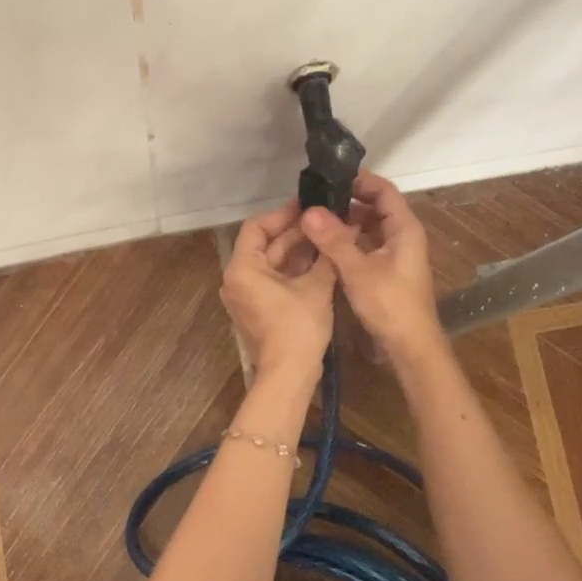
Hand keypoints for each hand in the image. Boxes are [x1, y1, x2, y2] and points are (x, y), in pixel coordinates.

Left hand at [221, 202, 336, 379]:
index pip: (257, 227)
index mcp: (242, 269)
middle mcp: (237, 280)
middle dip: (296, 233)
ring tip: (328, 236)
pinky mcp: (258, 310)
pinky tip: (322, 260)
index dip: (283, 214)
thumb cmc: (297, 328)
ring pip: (273, 264)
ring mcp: (247, 296)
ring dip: (299, 251)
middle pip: (266, 245)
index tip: (309, 206)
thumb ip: (326, 255)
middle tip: (325, 219)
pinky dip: (295, 271)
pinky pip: (275, 281)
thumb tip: (344, 229)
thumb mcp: (316, 287)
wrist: (288, 374)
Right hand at [298, 172, 444, 359]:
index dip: (360, 181)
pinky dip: (349, 244)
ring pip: (370, 230)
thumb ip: (334, 239)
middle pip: (376, 209)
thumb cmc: (390, 305)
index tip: (330, 178)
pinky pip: (367, 248)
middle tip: (316, 201)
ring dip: (346, 225)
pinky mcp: (387, 273)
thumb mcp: (358, 270)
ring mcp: (396, 256)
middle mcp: (402, 237)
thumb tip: (309, 210)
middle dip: (348, 203)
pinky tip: (326, 248)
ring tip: (316, 222)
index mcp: (404, 229)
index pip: (384, 190)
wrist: (410, 346)